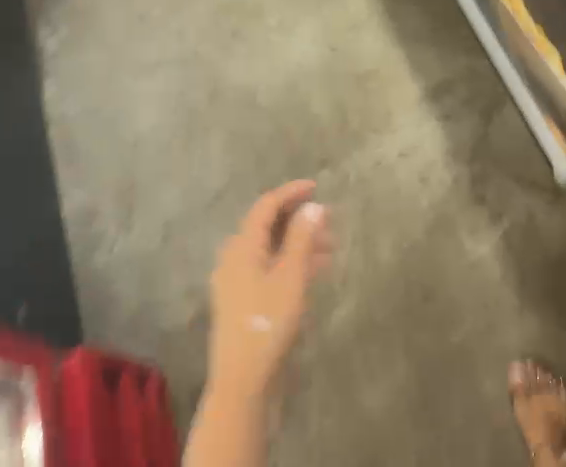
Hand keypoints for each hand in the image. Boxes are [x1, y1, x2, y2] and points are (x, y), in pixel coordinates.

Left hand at [207, 180, 333, 400]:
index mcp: (241, 248)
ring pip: (269, 249)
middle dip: (298, 219)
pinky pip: (269, 269)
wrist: (244, 380)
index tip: (318, 186)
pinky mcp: (244, 302)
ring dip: (298, 242)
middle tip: (329, 219)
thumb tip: (313, 206)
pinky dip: (291, 262)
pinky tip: (315, 270)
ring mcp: (236, 283)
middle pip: (266, 227)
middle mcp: (234, 260)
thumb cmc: (268, 322)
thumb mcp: (291, 276)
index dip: (290, 192)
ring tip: (331, 246)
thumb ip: (302, 238)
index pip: (265, 207)